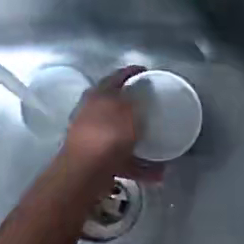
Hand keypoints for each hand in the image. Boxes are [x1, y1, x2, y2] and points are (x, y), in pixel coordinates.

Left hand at [61, 66, 164, 181]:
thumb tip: (142, 95)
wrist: (85, 171)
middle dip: (133, 107)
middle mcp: (91, 114)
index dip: (131, 72)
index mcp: (98, 95)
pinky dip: (140, 164)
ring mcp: (91, 138)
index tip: (146, 71)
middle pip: (114, 106)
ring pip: (120, 135)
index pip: (116, 77)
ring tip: (158, 143)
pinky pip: (124, 160)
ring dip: (139, 140)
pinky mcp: (96, 161)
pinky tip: (158, 173)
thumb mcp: (129, 111)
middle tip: (150, 105)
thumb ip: (136, 101)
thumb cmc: (109, 134)